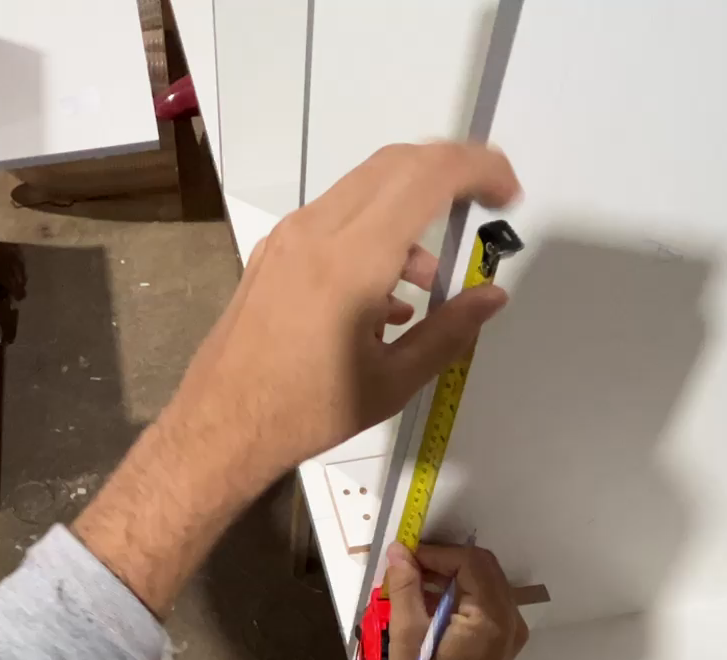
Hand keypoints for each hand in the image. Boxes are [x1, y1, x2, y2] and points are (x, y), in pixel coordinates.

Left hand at [76, 142, 520, 613]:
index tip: (506, 195)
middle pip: (396, 165)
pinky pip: (330, 221)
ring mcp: (286, 241)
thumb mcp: (390, 383)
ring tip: (423, 287)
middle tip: (477, 212)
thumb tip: (491, 297)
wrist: (220, 428)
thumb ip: (449, 333)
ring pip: (361, 191)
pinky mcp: (270, 257)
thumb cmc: (305, 414)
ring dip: (405, 217)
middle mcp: (314, 233)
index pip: (428, 176)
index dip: (480, 170)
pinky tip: (378, 299)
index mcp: (351, 260)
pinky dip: (368, 236)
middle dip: (448, 176)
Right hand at [383, 541, 528, 659]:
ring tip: (412, 583)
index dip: (436, 552)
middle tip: (407, 566)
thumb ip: (405, 586)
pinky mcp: (500, 641)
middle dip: (443, 561)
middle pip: (481, 568)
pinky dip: (456, 594)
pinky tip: (427, 603)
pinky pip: (482, 602)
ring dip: (449, 576)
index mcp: (492, 616)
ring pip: (482, 583)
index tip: (404, 556)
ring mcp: (509, 631)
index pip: (470, 562)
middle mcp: (510, 619)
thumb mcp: (407, 634)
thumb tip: (399, 551)